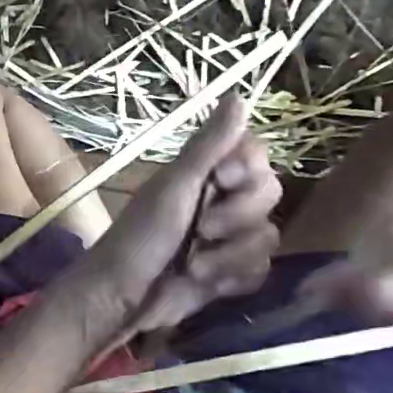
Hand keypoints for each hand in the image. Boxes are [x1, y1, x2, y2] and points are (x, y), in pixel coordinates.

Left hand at [55, 97, 281, 346]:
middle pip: (270, 193)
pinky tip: (205, 283)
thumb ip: (210, 144)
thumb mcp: (176, 186)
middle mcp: (224, 197)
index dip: (248, 170)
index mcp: (208, 170)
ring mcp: (230, 236)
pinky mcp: (233, 272)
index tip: (223, 179)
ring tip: (193, 264)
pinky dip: (231, 278)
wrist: (123, 299)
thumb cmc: (141, 236)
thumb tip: (238, 94)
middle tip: (201, 229)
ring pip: (267, 236)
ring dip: (228, 256)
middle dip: (237, 217)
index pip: (258, 154)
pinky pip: (260, 269)